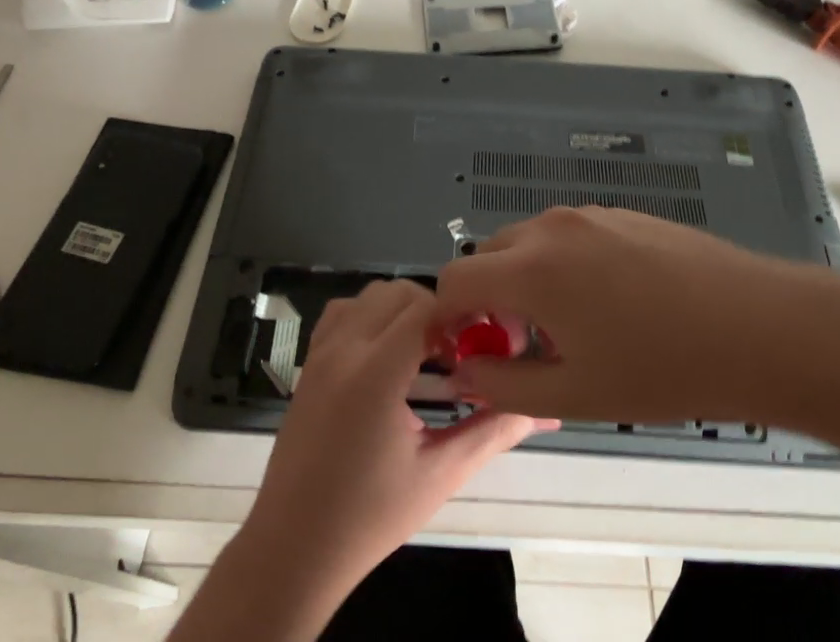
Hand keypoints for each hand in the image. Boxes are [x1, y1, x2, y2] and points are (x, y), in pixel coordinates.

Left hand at [239, 280, 552, 594]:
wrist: (294, 546)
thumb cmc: (371, 516)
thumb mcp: (441, 473)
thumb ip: (493, 431)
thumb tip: (545, 411)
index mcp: (375, 373)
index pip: (427, 308)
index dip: (463, 317)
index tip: (486, 346)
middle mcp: (343, 350)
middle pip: (398, 293)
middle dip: (437, 312)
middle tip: (461, 355)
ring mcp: (319, 355)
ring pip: (367, 297)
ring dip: (403, 311)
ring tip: (427, 355)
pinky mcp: (308, 367)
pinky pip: (341, 316)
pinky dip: (370, 319)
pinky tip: (390, 360)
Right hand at [434, 206, 839, 427]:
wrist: (762, 328)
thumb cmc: (664, 369)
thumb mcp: (574, 395)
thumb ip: (502, 386)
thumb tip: (464, 371)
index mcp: (531, 269)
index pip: (453, 279)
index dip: (446, 317)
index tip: (464, 350)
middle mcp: (553, 229)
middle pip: (488, 255)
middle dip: (485, 298)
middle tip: (516, 345)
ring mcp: (593, 216)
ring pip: (530, 243)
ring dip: (523, 280)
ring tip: (566, 326)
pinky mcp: (627, 215)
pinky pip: (569, 236)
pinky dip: (561, 265)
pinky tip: (608, 304)